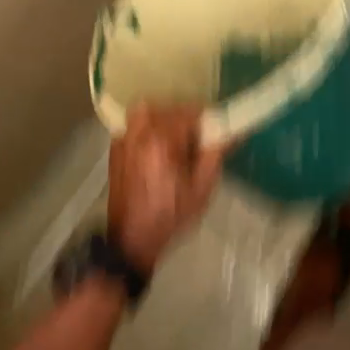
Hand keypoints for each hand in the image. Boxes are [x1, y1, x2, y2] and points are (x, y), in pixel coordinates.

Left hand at [106, 106, 224, 270]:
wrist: (131, 240)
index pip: (191, 113)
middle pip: (170, 109)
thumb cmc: (170, 215)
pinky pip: (132, 125)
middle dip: (186, 121)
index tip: (212, 138)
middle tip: (195, 143)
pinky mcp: (115, 150)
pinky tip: (154, 149)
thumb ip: (216, 153)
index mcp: (163, 141)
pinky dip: (146, 127)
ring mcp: (124, 140)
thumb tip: (233, 130)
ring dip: (164, 119)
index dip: (207, 123)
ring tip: (174, 142)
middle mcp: (140, 134)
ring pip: (148, 111)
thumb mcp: (202, 188)